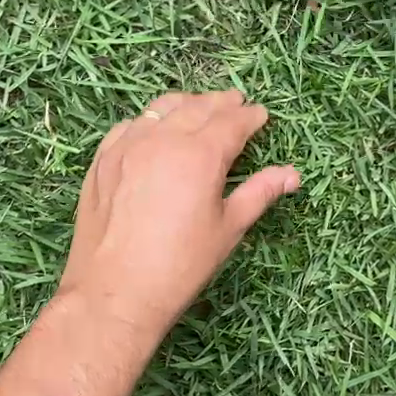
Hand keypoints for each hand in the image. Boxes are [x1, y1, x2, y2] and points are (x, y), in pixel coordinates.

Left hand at [57, 90, 300, 334]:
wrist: (114, 292)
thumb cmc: (181, 265)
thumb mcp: (228, 228)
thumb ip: (259, 193)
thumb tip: (292, 174)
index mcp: (200, 154)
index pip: (233, 122)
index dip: (251, 117)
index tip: (261, 115)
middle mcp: (163, 139)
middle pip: (198, 107)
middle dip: (221, 103)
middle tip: (236, 102)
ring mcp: (127, 146)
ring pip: (161, 108)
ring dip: (186, 104)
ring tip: (199, 107)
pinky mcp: (102, 160)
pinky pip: (129, 126)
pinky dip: (149, 120)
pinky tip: (154, 129)